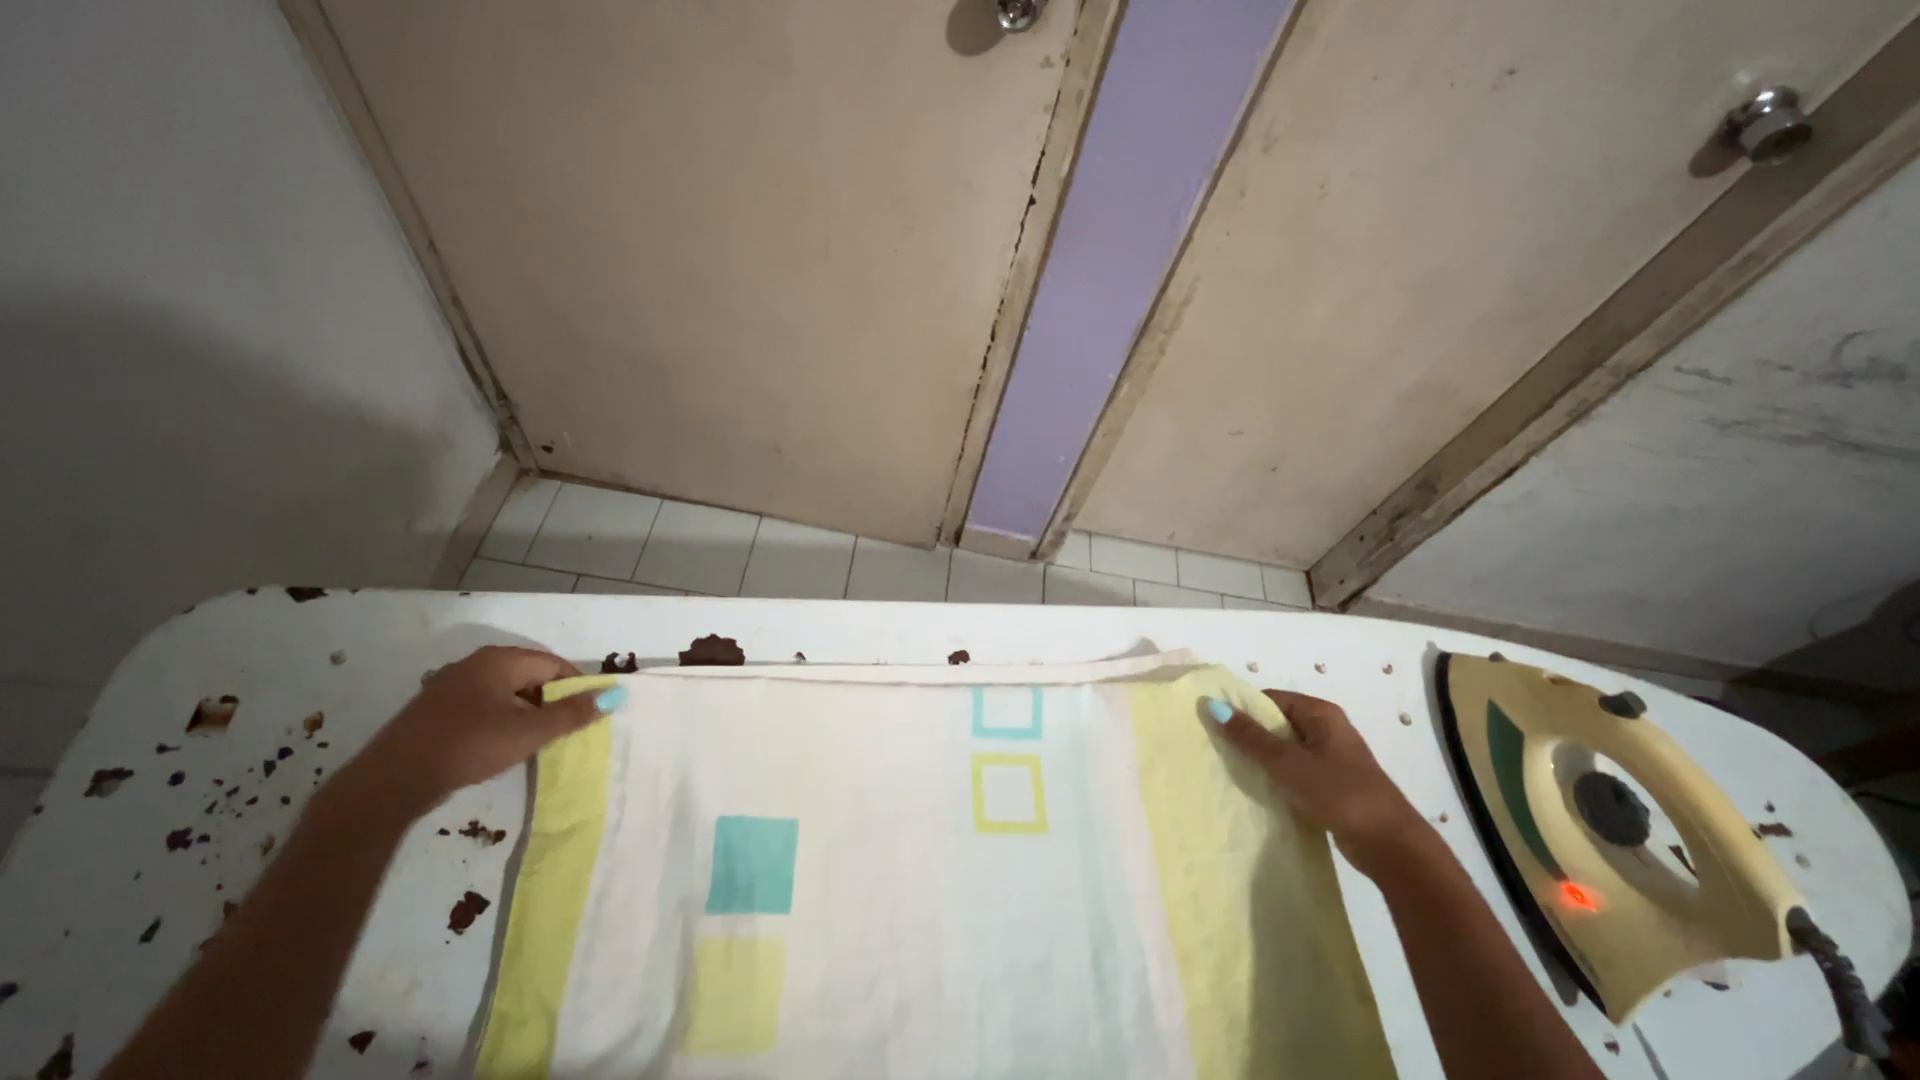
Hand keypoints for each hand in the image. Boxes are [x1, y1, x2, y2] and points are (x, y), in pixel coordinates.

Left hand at [339, 646, 617, 817]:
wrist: (394, 779)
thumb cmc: (470, 745)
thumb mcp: (529, 732)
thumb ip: (572, 713)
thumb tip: (613, 695)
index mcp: (499, 660)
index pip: (553, 664)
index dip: (576, 686)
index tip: (589, 713)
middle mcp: (475, 663)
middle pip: (529, 675)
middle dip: (552, 700)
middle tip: (566, 730)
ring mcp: (451, 685)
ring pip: (505, 692)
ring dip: (526, 712)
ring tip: (537, 740)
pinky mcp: (436, 709)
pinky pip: (482, 705)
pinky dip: (501, 719)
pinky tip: (502, 745)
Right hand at [1211, 689, 1433, 877]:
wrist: (1387, 842)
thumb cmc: (1336, 791)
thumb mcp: (1286, 762)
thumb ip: (1249, 736)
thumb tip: (1213, 705)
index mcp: (1320, 713)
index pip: (1271, 698)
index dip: (1242, 709)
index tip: (1214, 726)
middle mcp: (1327, 729)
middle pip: (1277, 723)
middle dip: (1249, 735)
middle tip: (1218, 750)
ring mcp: (1331, 757)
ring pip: (1286, 750)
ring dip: (1262, 759)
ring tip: (1233, 771)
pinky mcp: (1332, 784)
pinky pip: (1296, 772)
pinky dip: (1278, 778)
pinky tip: (1259, 791)